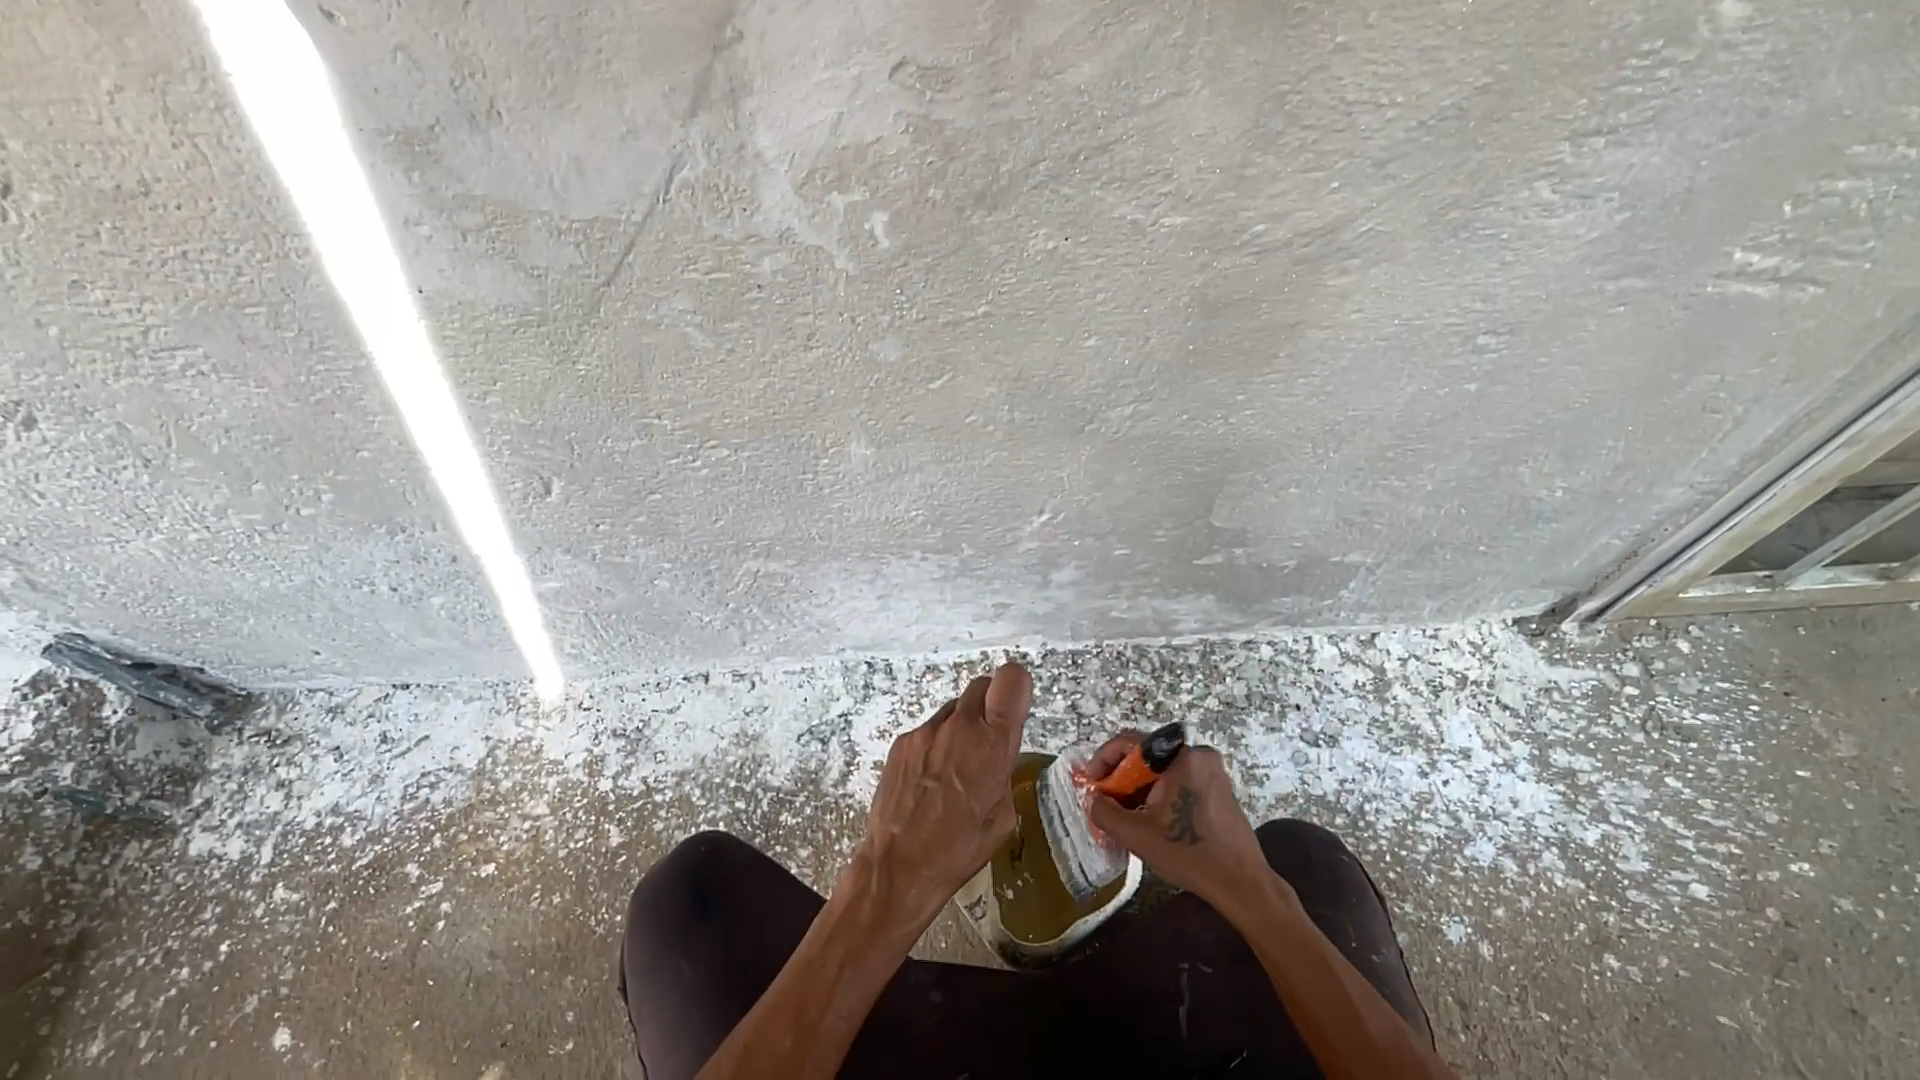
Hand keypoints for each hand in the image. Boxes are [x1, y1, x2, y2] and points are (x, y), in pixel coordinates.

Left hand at [852, 661, 1030, 931]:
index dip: (1016, 688)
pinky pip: (929, 731)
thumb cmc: (958, 849)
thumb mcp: (1002, 815)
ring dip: (962, 729)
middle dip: (990, 707)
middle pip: (981, 685)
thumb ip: (1004, 770)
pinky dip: (936, 746)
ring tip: (956, 771)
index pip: (1011, 679)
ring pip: (954, 710)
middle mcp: (958, 726)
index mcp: (991, 744)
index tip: (1014, 709)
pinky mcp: (901, 743)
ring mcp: (925, 732)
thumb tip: (998, 754)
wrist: (898, 866)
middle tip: (988, 743)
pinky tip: (931, 781)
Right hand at [1086, 737, 1274, 909]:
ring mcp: (1212, 771)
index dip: (1103, 761)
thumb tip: (1093, 799)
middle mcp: (1199, 755)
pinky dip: (1158, 796)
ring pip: (1162, 771)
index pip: (1129, 743)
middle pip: (1146, 757)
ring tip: (1123, 816)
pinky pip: (1178, 781)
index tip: (1090, 783)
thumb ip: (1104, 811)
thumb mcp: (1136, 834)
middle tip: (1105, 803)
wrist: (1241, 883)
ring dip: (1138, 790)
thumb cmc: (1189, 854)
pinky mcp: (1218, 788)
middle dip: (1120, 780)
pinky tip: (1149, 821)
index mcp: (1181, 757)